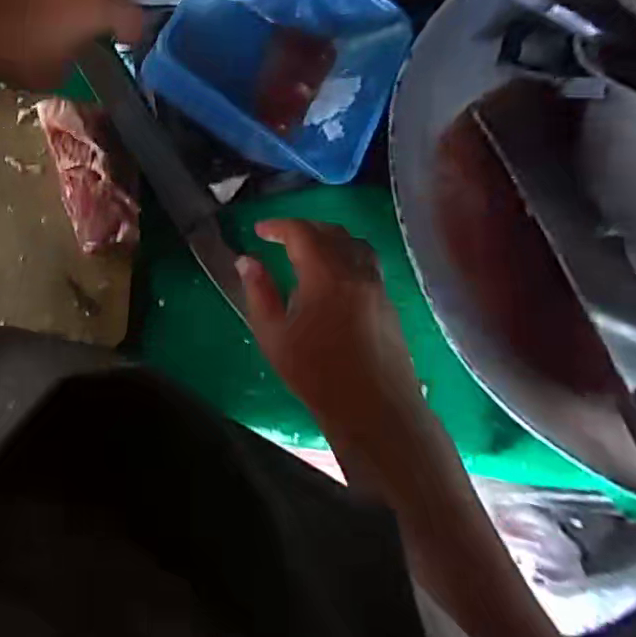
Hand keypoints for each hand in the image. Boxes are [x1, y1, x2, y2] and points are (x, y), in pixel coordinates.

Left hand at [0, 0, 143, 89]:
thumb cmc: (16, 56)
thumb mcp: (56, 73)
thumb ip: (78, 57)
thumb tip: (78, 49)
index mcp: (101, 5)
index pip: (134, 18)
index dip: (133, 34)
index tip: (126, 45)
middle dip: (115, 8)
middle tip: (107, 28)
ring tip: (77, 15)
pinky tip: (47, 4)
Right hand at [237, 219, 425, 432]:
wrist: (375, 411)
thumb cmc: (316, 373)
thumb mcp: (272, 334)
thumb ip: (258, 291)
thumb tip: (246, 260)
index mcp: (326, 276)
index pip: (302, 233)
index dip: (278, 226)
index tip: (259, 230)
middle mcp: (356, 273)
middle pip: (332, 232)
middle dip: (303, 228)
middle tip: (279, 238)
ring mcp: (377, 288)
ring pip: (355, 245)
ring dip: (329, 239)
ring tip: (308, 252)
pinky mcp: (389, 305)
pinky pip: (367, 264)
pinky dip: (346, 256)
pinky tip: (331, 279)